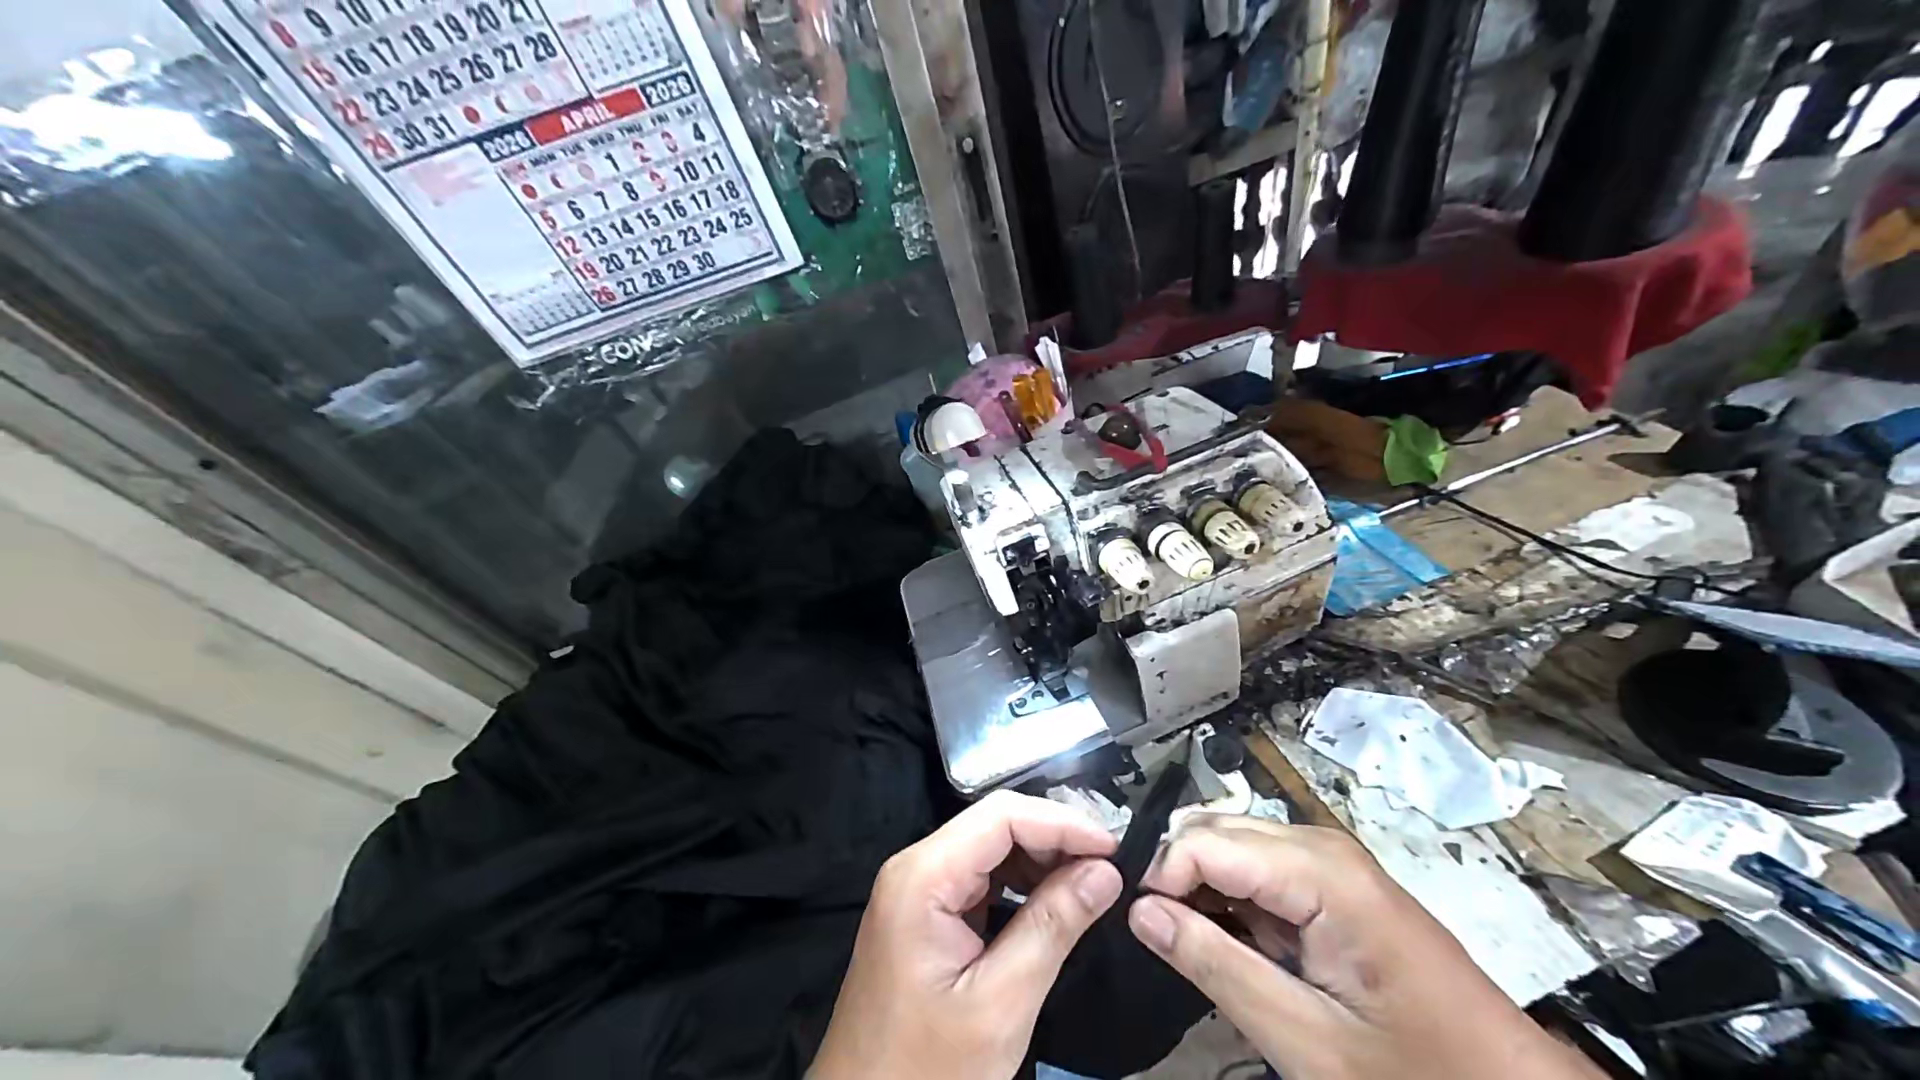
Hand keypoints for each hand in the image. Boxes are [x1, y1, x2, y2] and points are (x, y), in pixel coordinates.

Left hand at [808, 790, 1123, 1079]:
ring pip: (992, 848)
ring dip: (1043, 859)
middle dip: (1055, 838)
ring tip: (1093, 882)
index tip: (1114, 846)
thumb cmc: (926, 1068)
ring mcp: (919, 888)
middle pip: (995, 825)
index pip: (1000, 816)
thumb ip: (1052, 927)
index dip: (1061, 822)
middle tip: (1111, 866)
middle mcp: (916, 867)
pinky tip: (1056, 900)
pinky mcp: (928, 912)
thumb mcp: (999, 1004)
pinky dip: (1023, 883)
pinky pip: (982, 877)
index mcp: (923, 876)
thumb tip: (1105, 872)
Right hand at [1127, 815, 1602, 1079]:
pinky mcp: (1328, 879)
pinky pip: (1253, 866)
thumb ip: (1216, 966)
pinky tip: (1224, 936)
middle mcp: (1319, 845)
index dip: (1159, 876)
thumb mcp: (1309, 1040)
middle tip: (1155, 933)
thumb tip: (1139, 911)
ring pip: (1227, 842)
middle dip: (1173, 872)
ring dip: (1196, 882)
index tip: (1137, 925)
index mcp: (1321, 872)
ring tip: (1187, 938)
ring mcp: (1326, 859)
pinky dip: (1225, 893)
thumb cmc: (1416, 1073)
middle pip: (1212, 830)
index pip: (1204, 841)